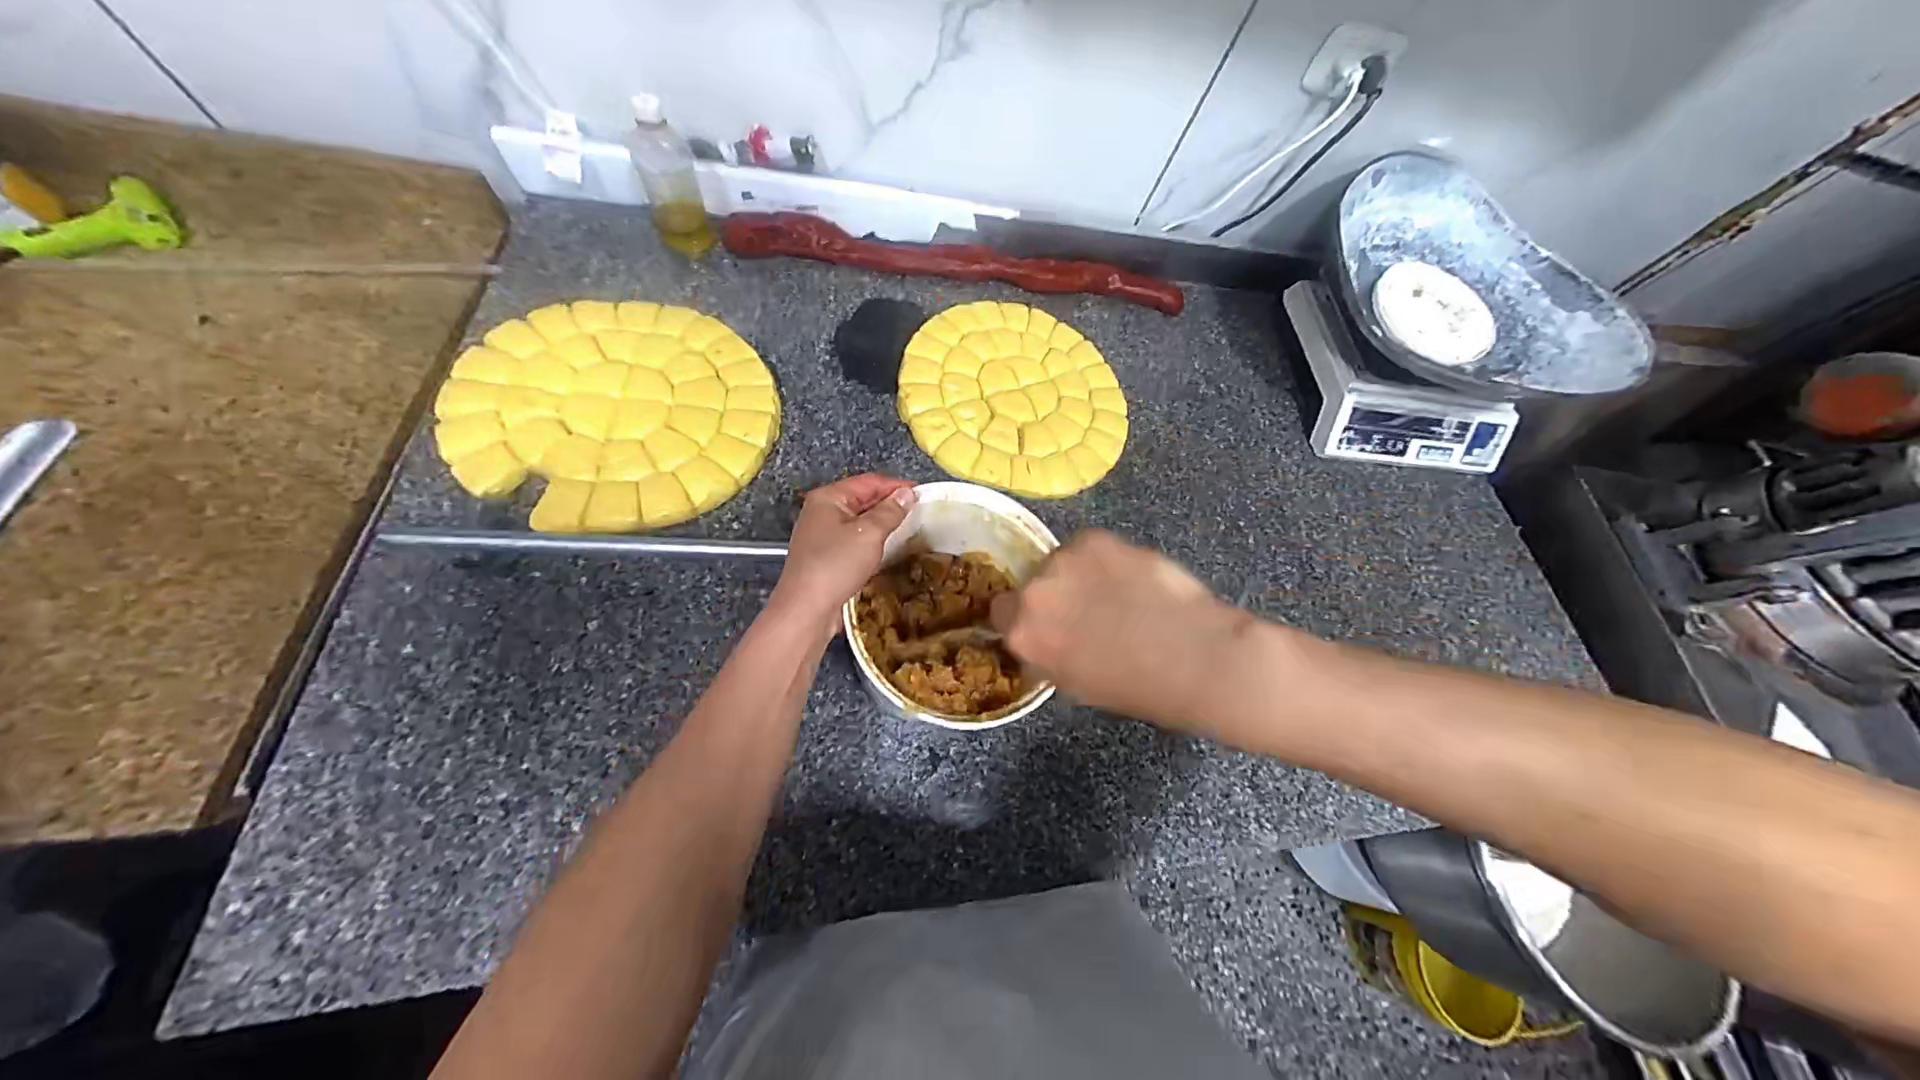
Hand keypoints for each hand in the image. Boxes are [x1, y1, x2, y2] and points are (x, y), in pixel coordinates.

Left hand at [770, 474, 915, 631]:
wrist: (807, 609)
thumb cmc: (835, 566)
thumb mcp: (869, 534)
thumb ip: (889, 511)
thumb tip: (906, 494)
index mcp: (828, 498)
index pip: (868, 482)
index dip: (896, 486)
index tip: (922, 493)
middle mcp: (821, 511)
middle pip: (862, 499)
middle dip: (889, 503)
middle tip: (920, 511)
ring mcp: (821, 535)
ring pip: (858, 521)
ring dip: (882, 523)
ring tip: (910, 528)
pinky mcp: (825, 556)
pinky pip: (853, 540)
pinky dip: (871, 540)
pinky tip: (888, 548)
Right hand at [991, 530, 1253, 731]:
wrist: (1193, 656)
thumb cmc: (1138, 686)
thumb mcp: (1076, 685)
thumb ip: (1047, 655)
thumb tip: (1045, 640)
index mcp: (1024, 635)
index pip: (1002, 613)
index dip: (1027, 617)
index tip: (1048, 622)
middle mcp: (1034, 593)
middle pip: (1031, 584)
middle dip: (1054, 595)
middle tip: (1087, 610)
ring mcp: (1063, 561)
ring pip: (1061, 562)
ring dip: (1078, 574)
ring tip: (1116, 594)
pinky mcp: (1095, 539)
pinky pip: (1088, 546)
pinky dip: (1104, 559)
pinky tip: (1131, 579)